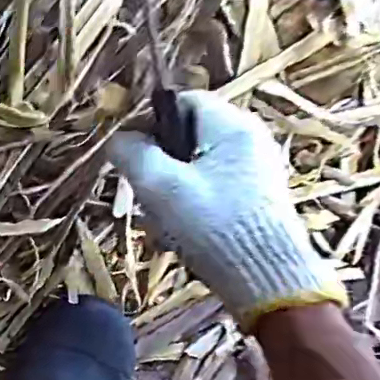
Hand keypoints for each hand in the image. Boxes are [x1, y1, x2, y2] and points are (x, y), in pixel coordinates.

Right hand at [106, 90, 344, 325]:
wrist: (263, 278)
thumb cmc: (212, 224)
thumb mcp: (160, 186)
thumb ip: (132, 154)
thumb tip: (116, 138)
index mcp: (233, 128)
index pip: (182, 101)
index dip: (147, 120)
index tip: (127, 151)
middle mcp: (249, 142)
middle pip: (183, 136)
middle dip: (153, 163)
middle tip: (139, 192)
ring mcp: (252, 171)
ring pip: (189, 166)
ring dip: (164, 190)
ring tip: (159, 220)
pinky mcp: (251, 198)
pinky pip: (204, 189)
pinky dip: (183, 206)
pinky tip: (177, 232)